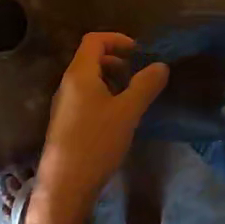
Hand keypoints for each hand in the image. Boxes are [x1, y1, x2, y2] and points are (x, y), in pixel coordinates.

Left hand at [36, 33, 168, 223]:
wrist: (66, 184)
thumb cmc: (96, 142)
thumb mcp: (128, 112)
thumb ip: (145, 86)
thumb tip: (160, 66)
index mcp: (79, 75)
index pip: (94, 41)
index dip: (117, 40)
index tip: (139, 52)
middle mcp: (67, 85)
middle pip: (90, 60)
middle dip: (116, 62)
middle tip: (138, 77)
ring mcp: (64, 106)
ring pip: (88, 82)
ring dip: (111, 82)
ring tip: (132, 99)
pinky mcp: (65, 125)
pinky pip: (85, 100)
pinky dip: (103, 99)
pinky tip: (118, 120)